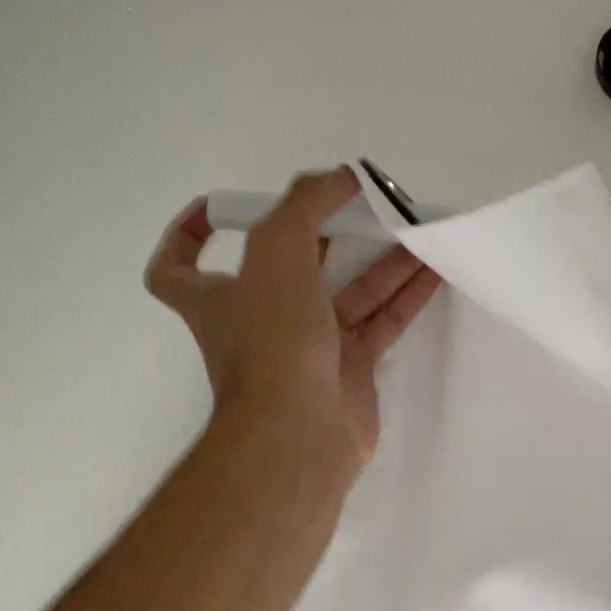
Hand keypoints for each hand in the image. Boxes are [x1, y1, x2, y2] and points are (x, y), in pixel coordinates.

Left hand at [144, 167, 441, 465]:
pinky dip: (406, 295)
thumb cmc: (273, 342)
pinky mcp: (351, 370)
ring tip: (416, 228)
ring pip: (348, 292)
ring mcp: (309, 347)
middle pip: (291, 267)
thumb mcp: (276, 252)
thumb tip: (342, 177)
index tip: (218, 210)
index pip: (176, 269)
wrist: (301, 434)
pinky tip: (434, 269)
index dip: (186, 236)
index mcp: (219, 298)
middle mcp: (261, 320)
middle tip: (362, 207)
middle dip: (325, 235)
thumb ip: (306, 204)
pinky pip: (381, 322)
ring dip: (381, 260)